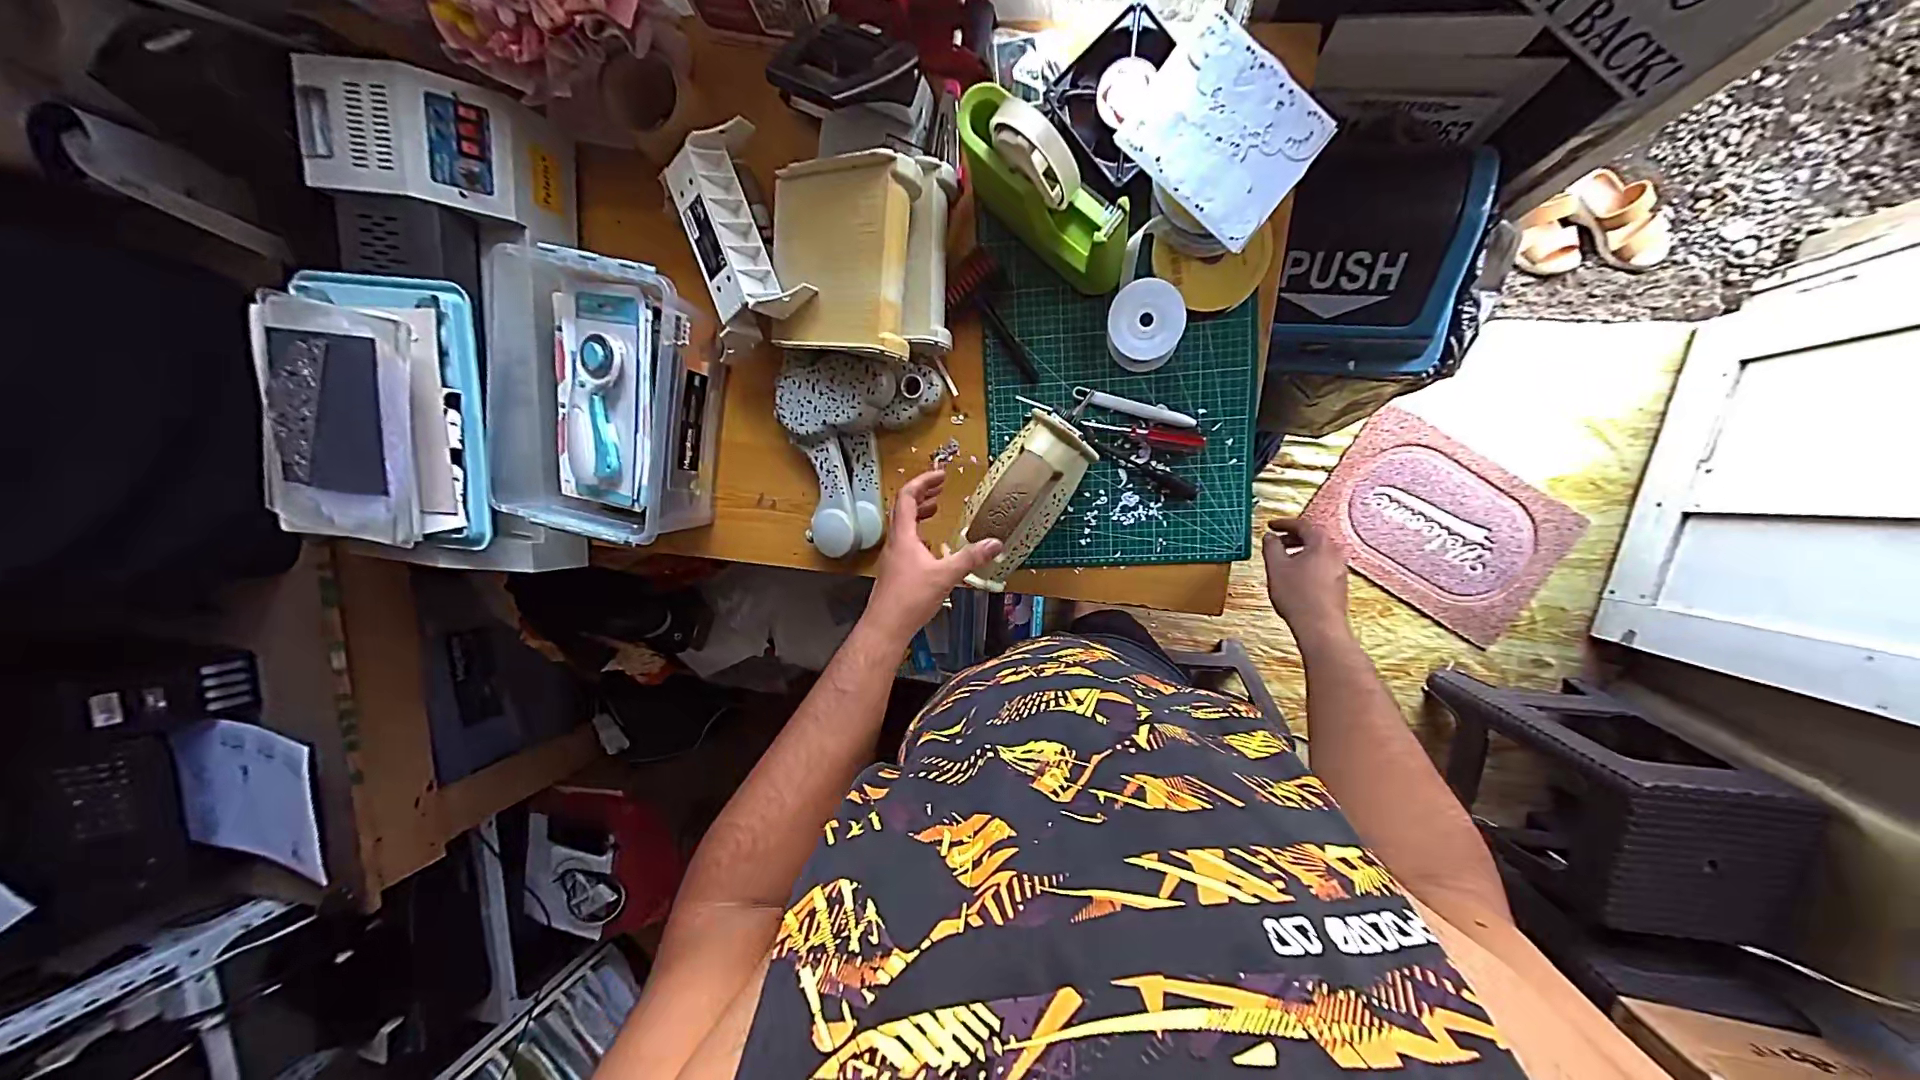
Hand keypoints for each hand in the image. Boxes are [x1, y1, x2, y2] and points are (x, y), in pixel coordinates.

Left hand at [864, 470, 1001, 641]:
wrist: (885, 627)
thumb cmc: (908, 600)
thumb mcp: (945, 575)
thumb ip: (971, 558)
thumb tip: (994, 544)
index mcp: (903, 536)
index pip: (907, 497)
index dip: (923, 482)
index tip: (939, 475)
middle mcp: (895, 542)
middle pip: (903, 508)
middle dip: (923, 494)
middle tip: (940, 487)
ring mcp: (893, 557)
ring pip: (904, 526)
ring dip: (919, 513)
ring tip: (936, 509)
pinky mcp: (895, 571)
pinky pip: (906, 543)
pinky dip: (919, 535)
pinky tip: (932, 546)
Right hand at [1262, 517, 1350, 644]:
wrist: (1319, 626)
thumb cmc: (1299, 597)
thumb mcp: (1275, 566)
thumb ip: (1271, 546)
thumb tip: (1270, 537)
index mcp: (1322, 544)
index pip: (1303, 525)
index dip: (1284, 523)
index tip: (1272, 525)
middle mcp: (1335, 554)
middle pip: (1314, 537)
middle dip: (1293, 537)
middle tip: (1277, 540)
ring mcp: (1340, 570)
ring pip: (1318, 553)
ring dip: (1300, 552)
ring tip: (1283, 559)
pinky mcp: (1339, 585)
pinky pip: (1322, 566)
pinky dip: (1308, 564)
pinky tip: (1295, 576)